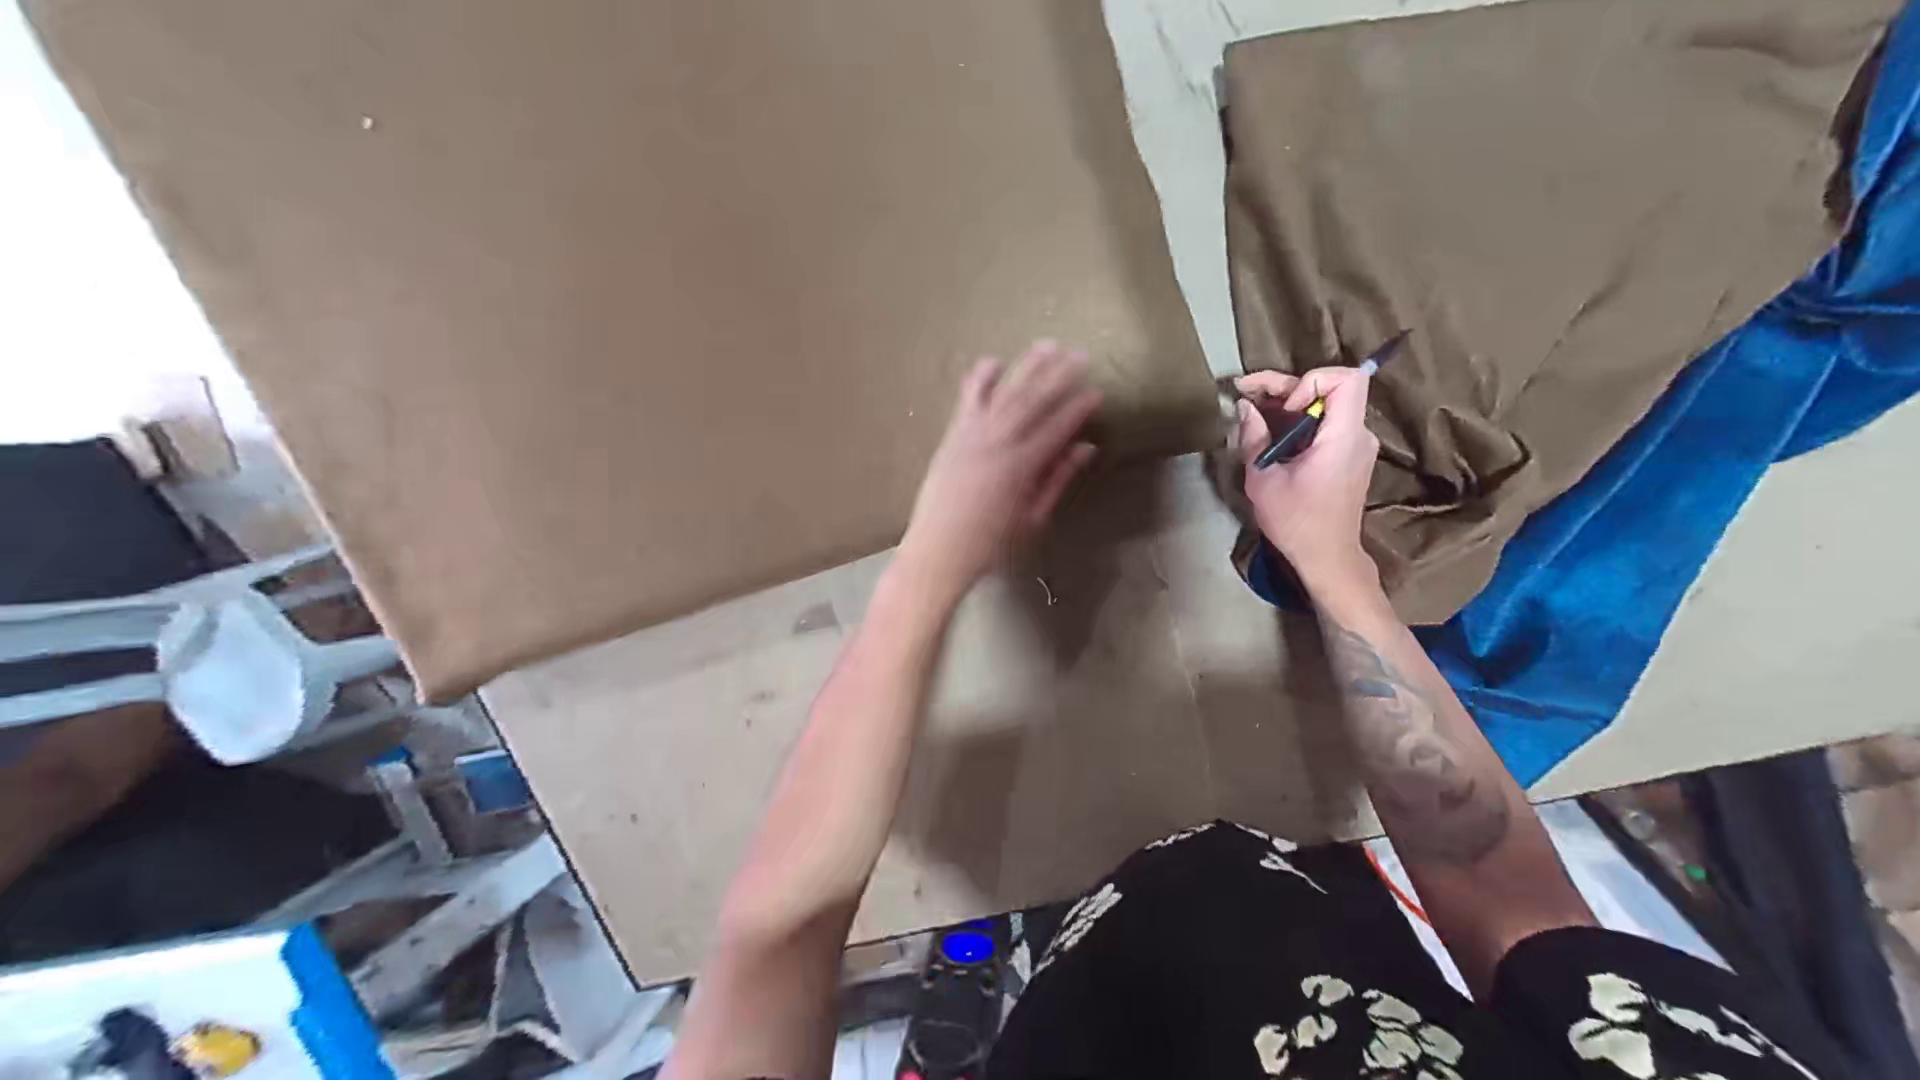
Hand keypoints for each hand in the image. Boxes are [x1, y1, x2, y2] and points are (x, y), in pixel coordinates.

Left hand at [898, 340, 1101, 601]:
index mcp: (1021, 467)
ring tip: (1047, 345)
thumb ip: (1058, 479)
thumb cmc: (990, 544)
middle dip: (1059, 375)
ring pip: (1004, 393)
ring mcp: (971, 436)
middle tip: (1080, 354)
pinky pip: (968, 401)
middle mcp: (997, 443)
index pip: (1057, 427)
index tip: (1097, 391)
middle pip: (1033, 401)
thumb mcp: (1033, 518)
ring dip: (1027, 367)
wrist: (938, 550)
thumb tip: (1084, 448)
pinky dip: (980, 379)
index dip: (1079, 408)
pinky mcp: (952, 437)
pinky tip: (993, 361)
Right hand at [1235, 366, 1380, 591]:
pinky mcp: (1348, 455)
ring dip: (1288, 402)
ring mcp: (1356, 444)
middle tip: (1245, 391)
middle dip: (1285, 386)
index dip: (1311, 380)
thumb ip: (1253, 438)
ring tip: (1251, 409)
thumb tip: (1244, 406)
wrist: (1326, 556)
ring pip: (1325, 405)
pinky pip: (1325, 424)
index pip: (1347, 378)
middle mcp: (1358, 434)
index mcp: (1343, 437)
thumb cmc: (1296, 521)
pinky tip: (1270, 429)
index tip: (1285, 407)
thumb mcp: (1263, 480)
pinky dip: (1298, 420)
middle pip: (1329, 388)